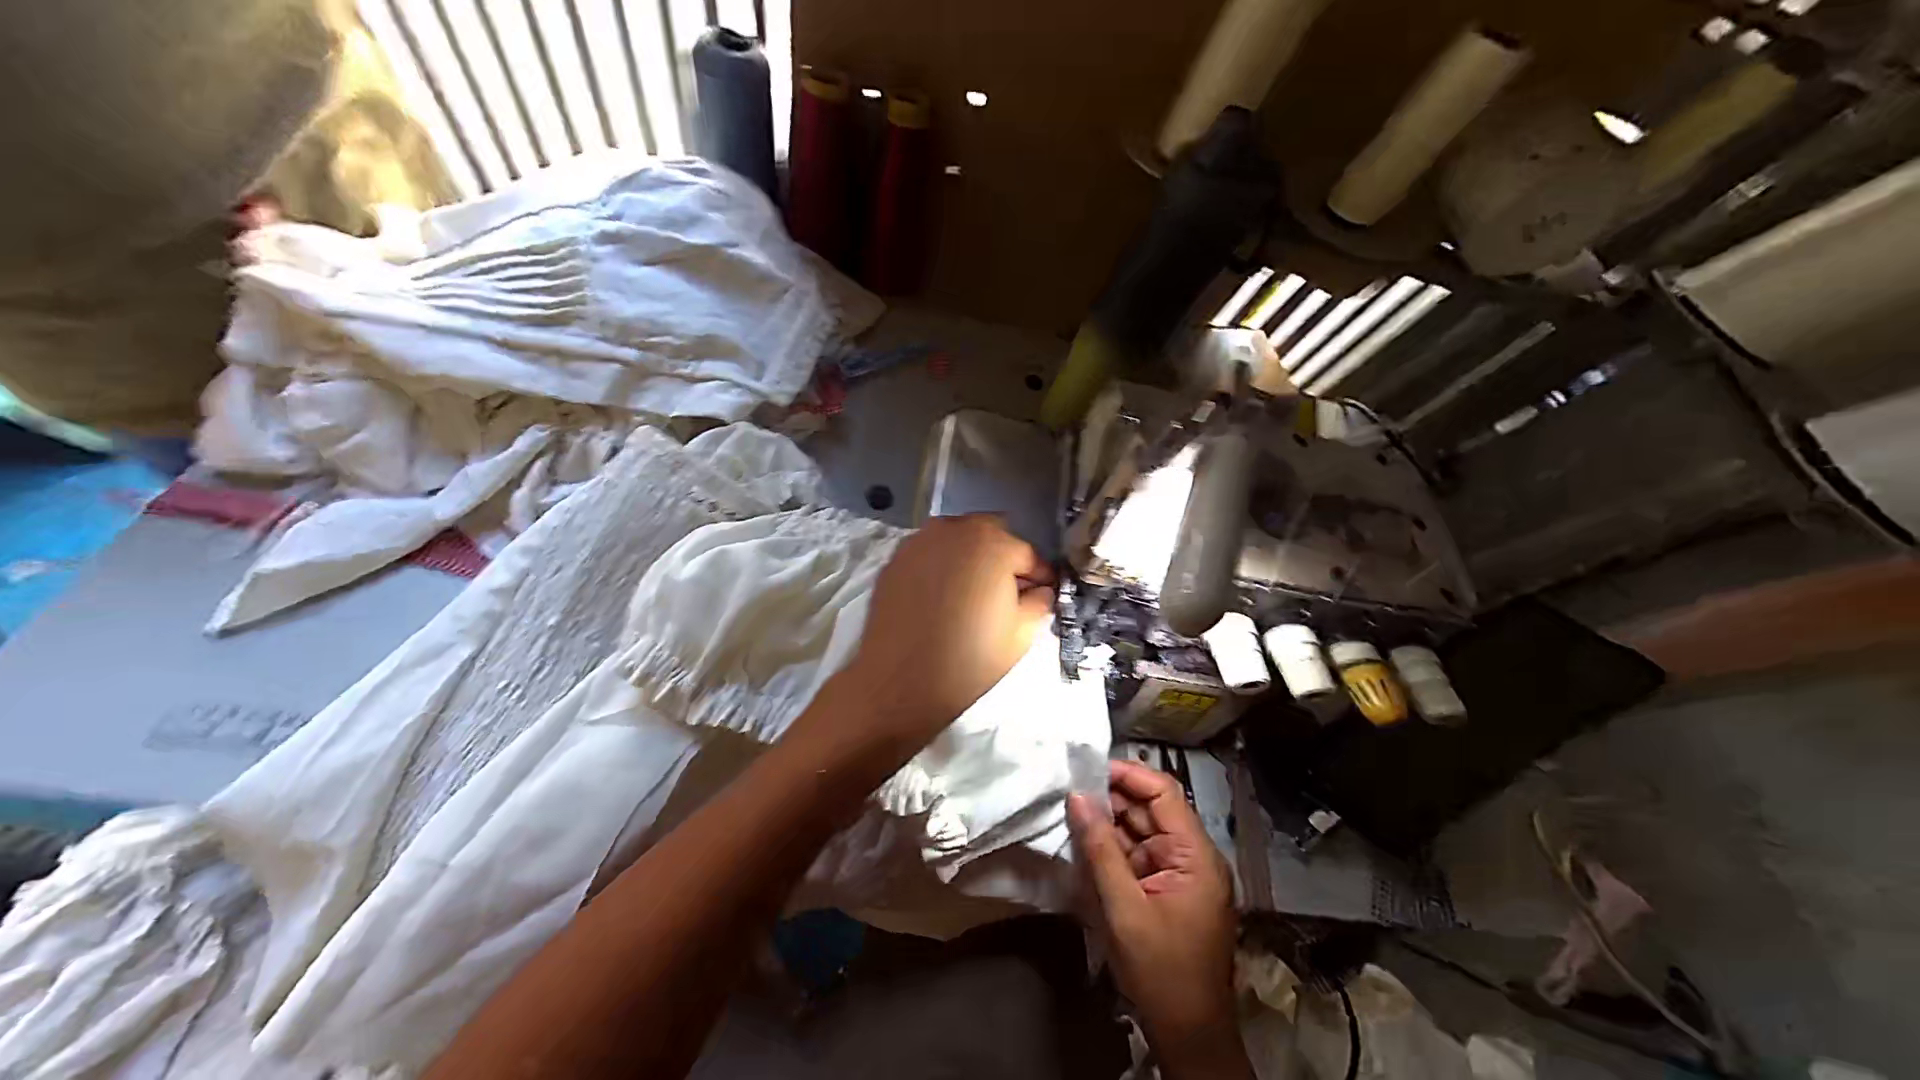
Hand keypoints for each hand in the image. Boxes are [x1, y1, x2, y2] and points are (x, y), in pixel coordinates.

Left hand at [820, 515, 1053, 761]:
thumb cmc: (970, 659)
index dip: (1039, 577)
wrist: (900, 682)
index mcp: (992, 543)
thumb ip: (1040, 601)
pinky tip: (940, 599)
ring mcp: (919, 541)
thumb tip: (1039, 590)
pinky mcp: (895, 560)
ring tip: (970, 596)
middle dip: (1003, 559)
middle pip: (991, 536)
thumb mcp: (1022, 633)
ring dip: (970, 559)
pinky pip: (929, 555)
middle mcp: (954, 529)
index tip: (1040, 595)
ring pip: (957, 540)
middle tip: (1005, 595)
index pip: (1028, 554)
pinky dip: (941, 567)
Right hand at [1068, 762, 1245, 1076]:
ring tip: (1068, 815)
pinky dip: (1111, 851)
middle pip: (1150, 810)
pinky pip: (1137, 857)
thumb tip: (1077, 798)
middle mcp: (1192, 856)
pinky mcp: (1165, 890)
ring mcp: (1179, 874)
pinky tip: (1083, 846)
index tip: (1087, 770)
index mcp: (1196, 855)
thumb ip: (1100, 849)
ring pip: (1139, 832)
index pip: (1164, 793)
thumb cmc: (1161, 971)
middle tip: (1067, 794)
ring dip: (1107, 826)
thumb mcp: (1124, 909)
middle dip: (1110, 801)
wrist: (1187, 1034)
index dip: (1127, 775)